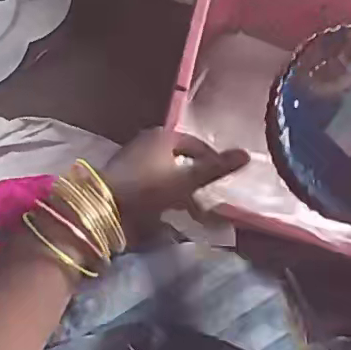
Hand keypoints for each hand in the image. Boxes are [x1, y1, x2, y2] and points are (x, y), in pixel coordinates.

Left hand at [98, 129, 248, 226]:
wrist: (103, 207)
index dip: (212, 161)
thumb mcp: (186, 180)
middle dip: (196, 179)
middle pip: (181, 158)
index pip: (196, 145)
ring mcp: (133, 158)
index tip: (223, 180)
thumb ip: (216, 168)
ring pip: (167, 172)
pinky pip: (152, 183)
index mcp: (164, 136)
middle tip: (208, 198)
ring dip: (181, 190)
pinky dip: (164, 195)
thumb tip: (247, 154)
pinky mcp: (124, 177)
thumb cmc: (147, 189)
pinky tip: (169, 213)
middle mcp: (148, 141)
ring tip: (192, 212)